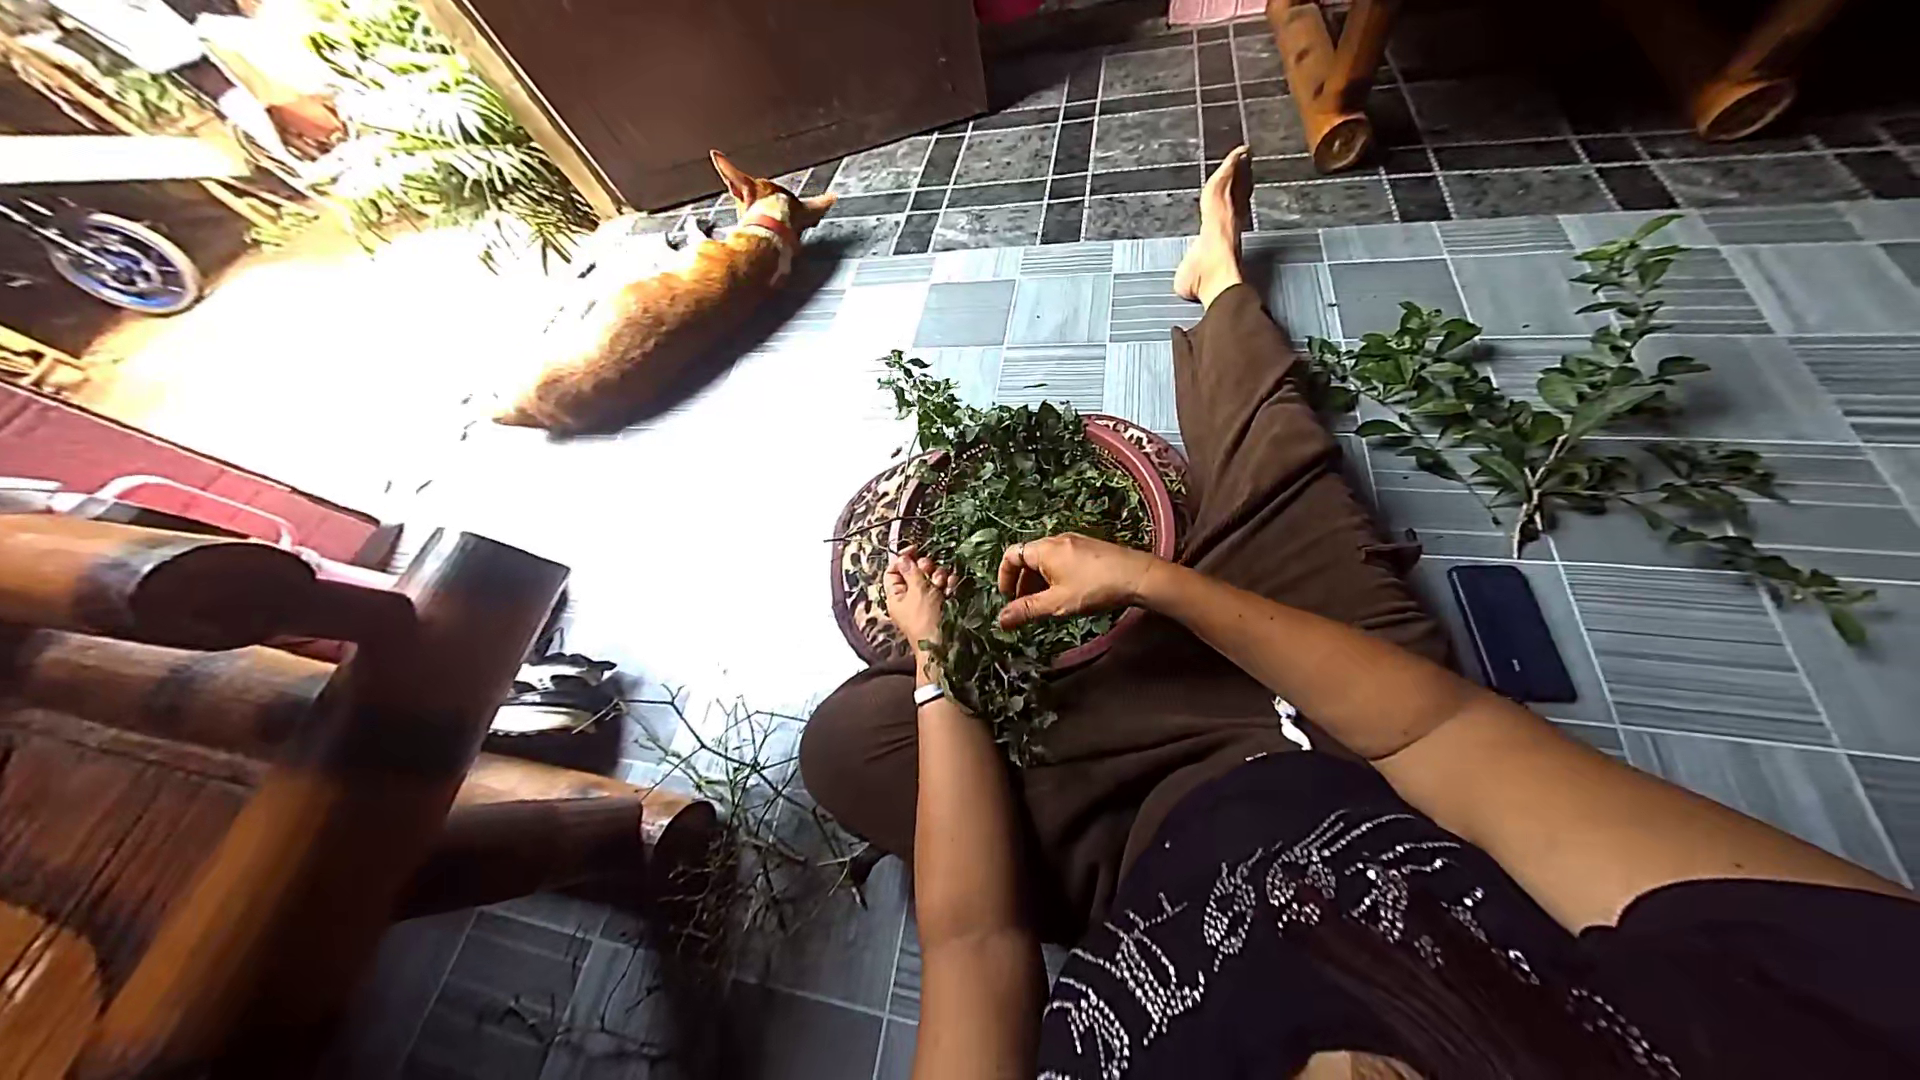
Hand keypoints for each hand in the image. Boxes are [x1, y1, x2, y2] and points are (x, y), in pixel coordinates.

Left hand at [884, 546, 953, 651]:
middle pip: (915, 573)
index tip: (915, 549)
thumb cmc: (925, 621)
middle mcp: (910, 598)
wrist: (943, 645)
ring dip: (939, 576)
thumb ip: (911, 572)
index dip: (903, 559)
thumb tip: (903, 558)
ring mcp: (926, 602)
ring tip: (942, 583)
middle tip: (930, 571)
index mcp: (896, 596)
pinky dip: (948, 585)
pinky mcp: (941, 605)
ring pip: (932, 579)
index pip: (894, 571)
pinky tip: (951, 586)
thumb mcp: (916, 591)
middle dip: (925, 568)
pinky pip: (944, 588)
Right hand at [996, 533, 1162, 629]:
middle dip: (1021, 582)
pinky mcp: (1089, 548)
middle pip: (1028, 557)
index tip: (1006, 598)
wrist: (1139, 576)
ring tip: (1045, 603)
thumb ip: (1027, 610)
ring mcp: (1074, 542)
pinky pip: (1061, 559)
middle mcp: (1057, 540)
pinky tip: (1066, 593)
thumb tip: (1001, 620)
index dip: (1004, 576)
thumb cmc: (1094, 588)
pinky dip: (1054, 575)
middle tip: (1025, 605)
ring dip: (1038, 581)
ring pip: (1046, 559)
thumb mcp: (1057, 603)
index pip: (1011, 555)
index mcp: (1044, 549)